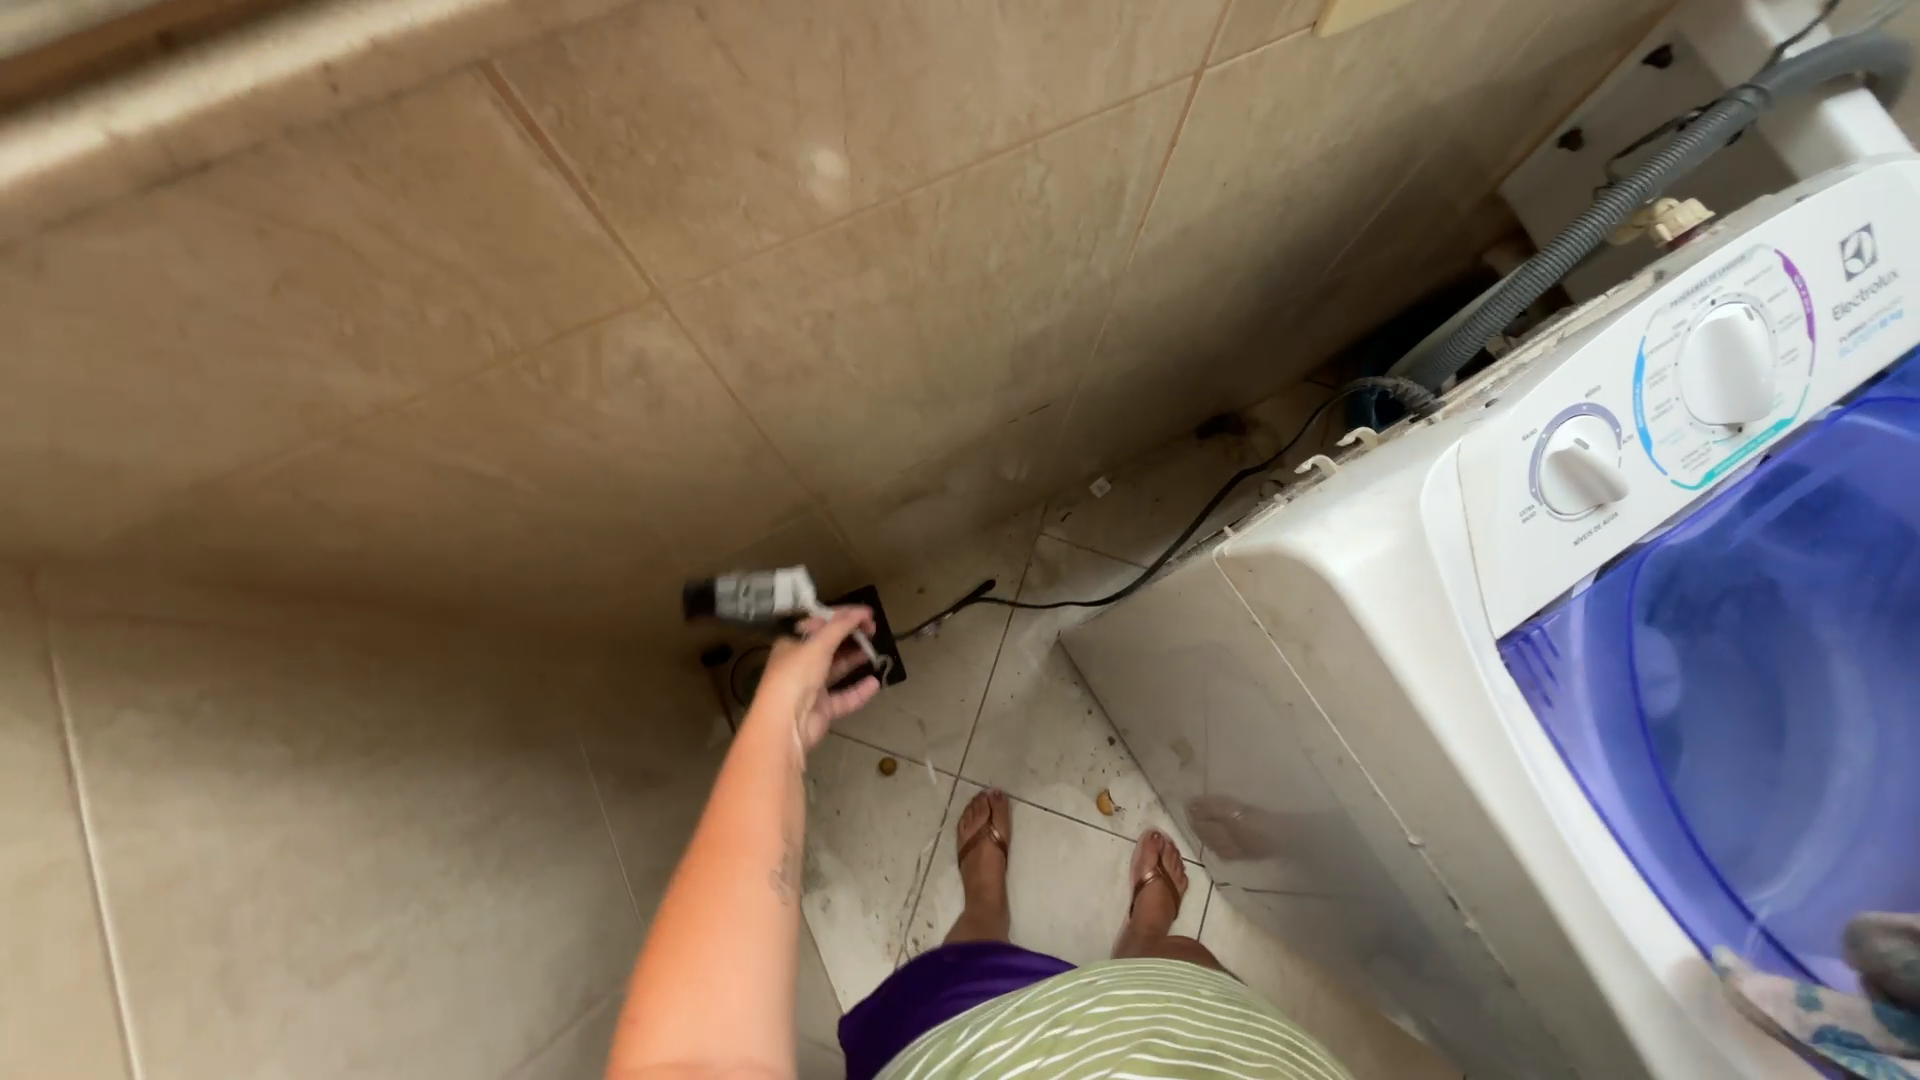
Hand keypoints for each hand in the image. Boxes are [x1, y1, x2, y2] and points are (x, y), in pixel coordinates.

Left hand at [751, 606, 881, 752]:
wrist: (785, 724)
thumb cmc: (796, 675)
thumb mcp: (818, 644)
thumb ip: (840, 626)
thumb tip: (861, 612)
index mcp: (791, 645)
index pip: (818, 624)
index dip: (842, 617)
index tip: (866, 614)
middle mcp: (799, 664)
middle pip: (829, 646)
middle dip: (850, 638)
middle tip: (872, 631)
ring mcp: (810, 688)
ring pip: (836, 670)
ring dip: (854, 660)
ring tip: (874, 651)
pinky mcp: (822, 709)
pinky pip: (844, 697)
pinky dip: (859, 690)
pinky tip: (875, 683)